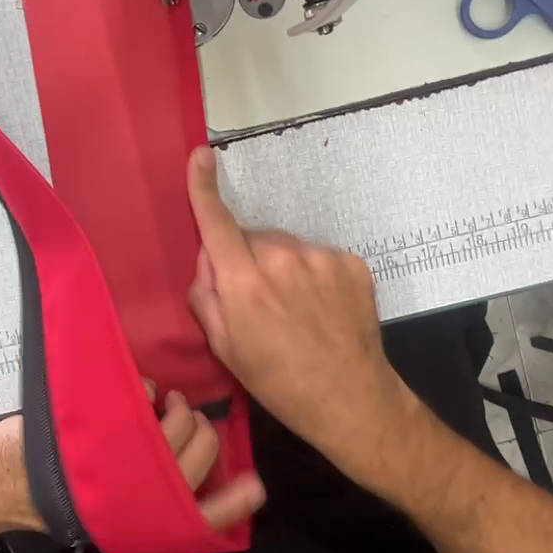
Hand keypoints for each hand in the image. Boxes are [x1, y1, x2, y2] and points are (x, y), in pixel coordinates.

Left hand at [0, 385, 264, 537]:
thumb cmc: (49, 500)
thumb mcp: (106, 516)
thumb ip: (146, 499)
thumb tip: (186, 465)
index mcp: (149, 523)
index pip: (209, 518)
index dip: (236, 500)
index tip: (254, 482)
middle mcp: (147, 496)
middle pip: (205, 451)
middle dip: (200, 426)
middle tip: (181, 414)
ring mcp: (130, 462)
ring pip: (181, 423)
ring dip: (175, 404)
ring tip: (160, 400)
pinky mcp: (109, 432)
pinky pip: (146, 398)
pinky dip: (143, 389)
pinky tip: (131, 394)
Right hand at [184, 147, 424, 492]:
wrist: (350, 398)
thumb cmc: (277, 380)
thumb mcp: (224, 347)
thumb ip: (206, 295)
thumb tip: (207, 260)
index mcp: (244, 281)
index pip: (216, 223)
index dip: (203, 188)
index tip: (201, 155)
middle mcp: (282, 258)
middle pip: (250, 240)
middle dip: (246, 260)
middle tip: (258, 305)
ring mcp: (321, 258)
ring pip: (285, 247)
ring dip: (281, 267)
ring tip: (295, 311)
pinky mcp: (351, 263)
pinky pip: (317, 257)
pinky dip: (312, 275)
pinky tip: (320, 307)